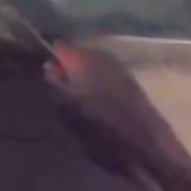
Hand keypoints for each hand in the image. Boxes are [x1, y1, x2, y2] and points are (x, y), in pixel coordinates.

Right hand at [44, 43, 165, 149]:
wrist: (147, 144)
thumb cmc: (101, 129)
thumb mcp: (68, 110)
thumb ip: (55, 84)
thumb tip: (48, 66)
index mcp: (82, 60)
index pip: (57, 46)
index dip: (49, 56)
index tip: (43, 72)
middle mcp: (100, 55)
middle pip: (75, 53)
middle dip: (66, 66)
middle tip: (58, 88)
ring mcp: (116, 64)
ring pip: (90, 62)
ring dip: (81, 74)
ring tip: (76, 95)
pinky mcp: (128, 77)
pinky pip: (103, 71)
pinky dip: (96, 80)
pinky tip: (95, 98)